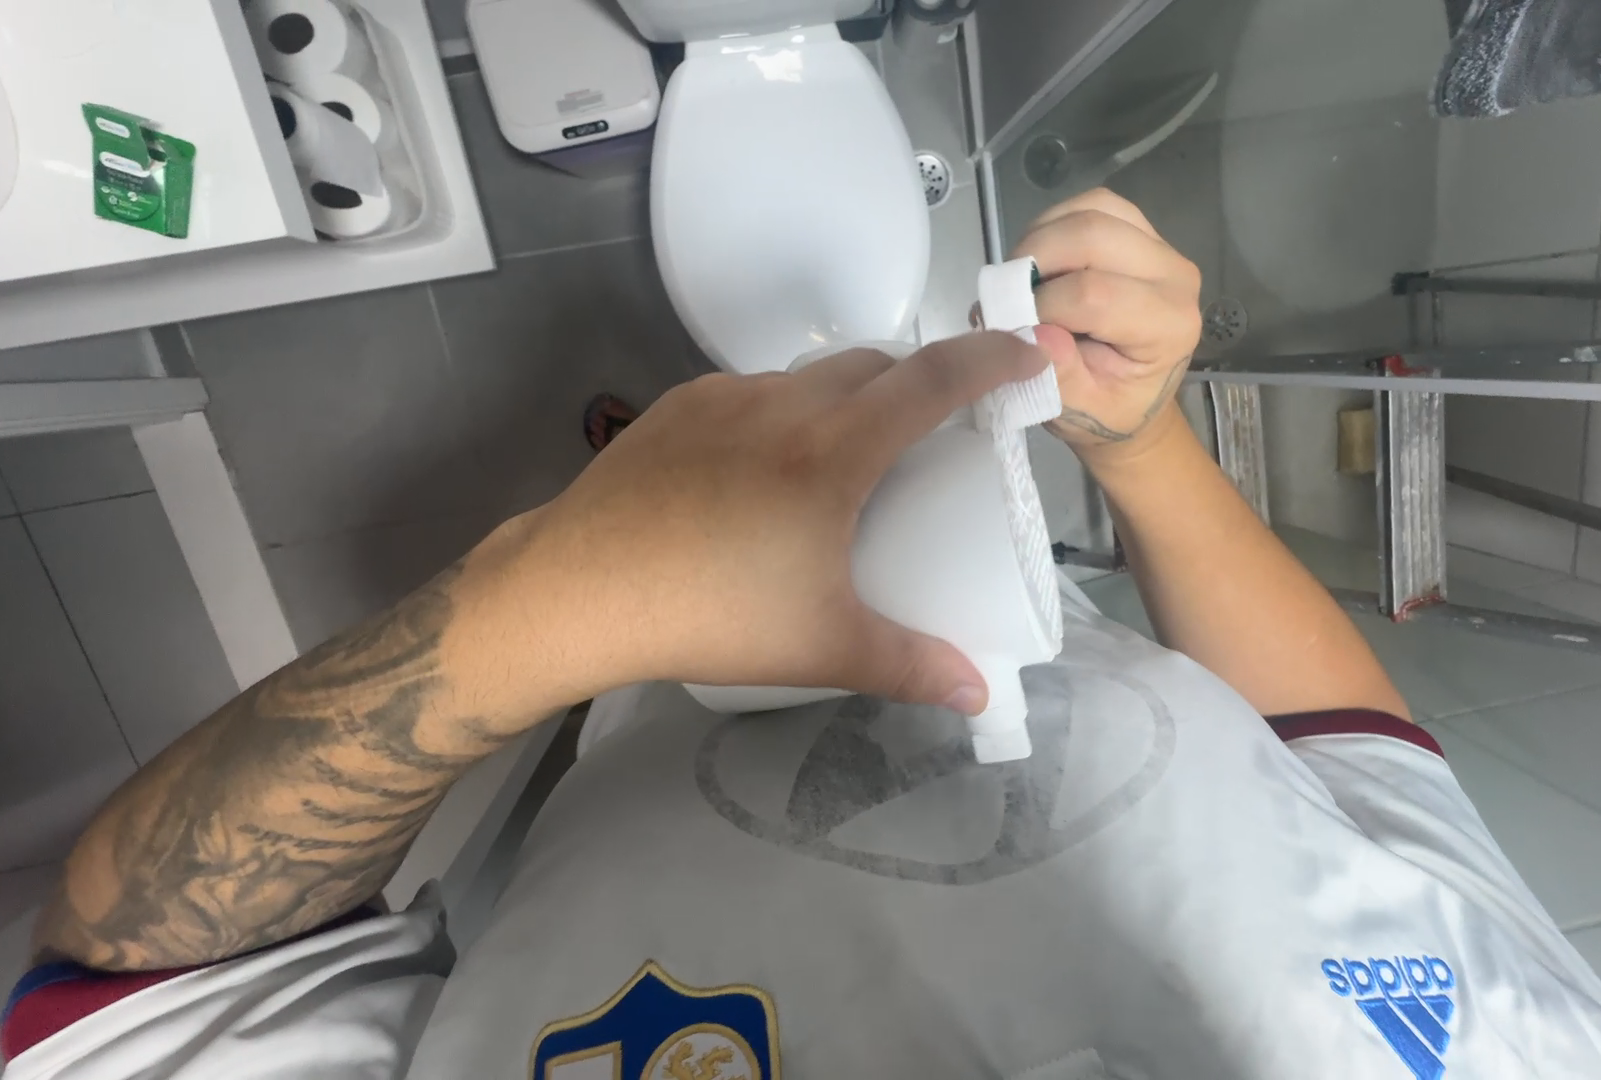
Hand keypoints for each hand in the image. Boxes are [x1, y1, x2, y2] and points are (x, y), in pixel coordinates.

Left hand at [491, 334, 1048, 714]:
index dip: (991, 360)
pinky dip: (785, 412)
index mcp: (832, 451)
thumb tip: (977, 696)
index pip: (933, 379)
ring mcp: (722, 397)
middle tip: (929, 430)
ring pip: (809, 376)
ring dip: (847, 398)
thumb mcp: (822, 646)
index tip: (1025, 355)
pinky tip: (763, 465)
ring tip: (842, 457)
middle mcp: (782, 403)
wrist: (575, 592)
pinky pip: (754, 391)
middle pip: (874, 364)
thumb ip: (910, 667)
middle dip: (918, 380)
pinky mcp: (676, 406)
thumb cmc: (710, 615)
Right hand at [1011, 189, 1202, 467]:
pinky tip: (1040, 263)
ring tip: (1022, 280)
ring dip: (1042, 238)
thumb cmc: (1107, 411)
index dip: (1040, 306)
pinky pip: (1093, 205)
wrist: (1131, 401)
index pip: (1093, 293)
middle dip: (1034, 260)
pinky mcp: (1140, 233)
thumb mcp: (1081, 414)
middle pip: (1093, 234)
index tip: (1014, 333)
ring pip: (1093, 209)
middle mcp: (1174, 276)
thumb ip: (1061, 379)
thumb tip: (1033, 335)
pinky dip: (1054, 225)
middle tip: (1007, 297)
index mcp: (1167, 327)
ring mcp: (1160, 248)